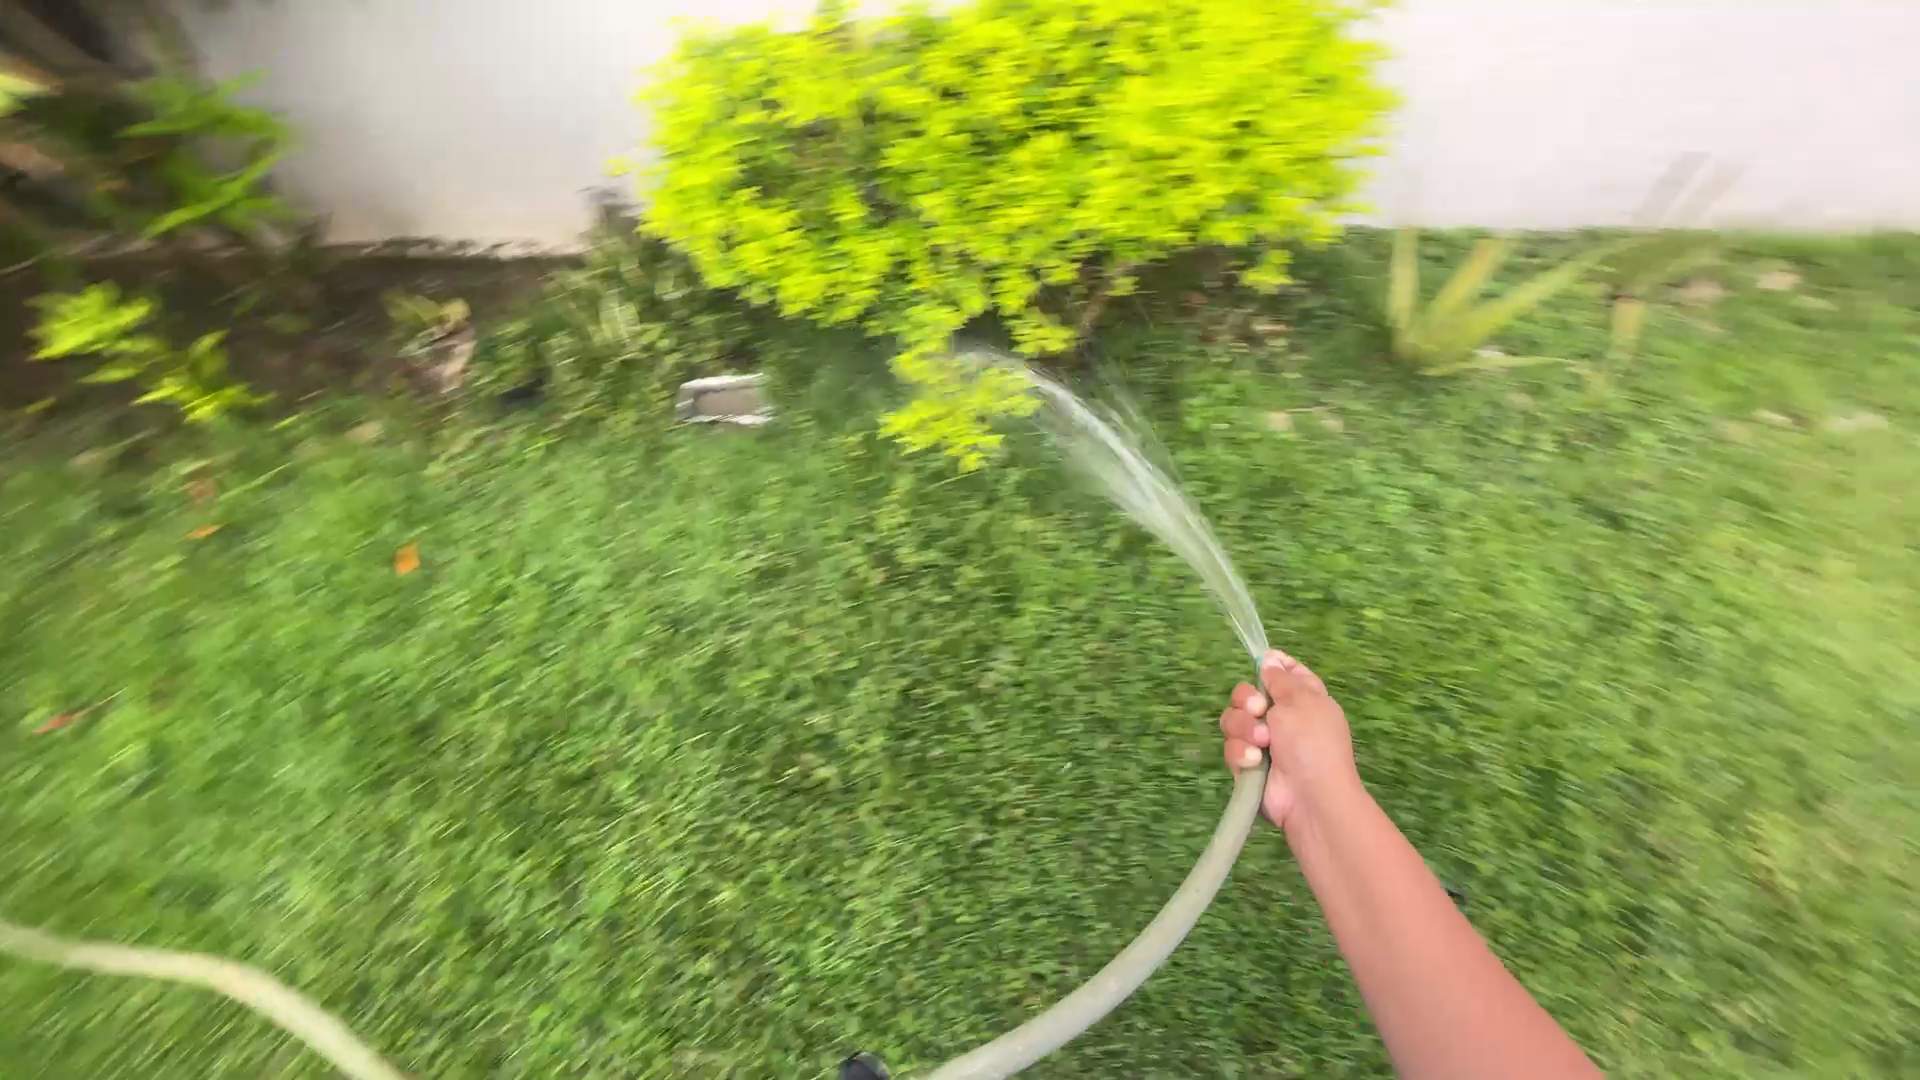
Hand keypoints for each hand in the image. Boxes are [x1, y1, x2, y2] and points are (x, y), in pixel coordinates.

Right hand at [1219, 648, 1359, 830]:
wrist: (1308, 795)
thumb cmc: (1312, 743)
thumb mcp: (1301, 701)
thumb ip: (1280, 678)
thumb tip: (1270, 658)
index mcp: (1303, 698)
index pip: (1284, 672)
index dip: (1271, 665)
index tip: (1262, 662)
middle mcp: (1281, 717)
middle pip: (1246, 694)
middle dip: (1246, 701)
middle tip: (1258, 710)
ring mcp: (1263, 741)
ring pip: (1233, 719)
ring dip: (1244, 729)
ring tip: (1262, 743)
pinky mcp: (1247, 762)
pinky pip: (1231, 746)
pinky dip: (1241, 752)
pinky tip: (1255, 762)